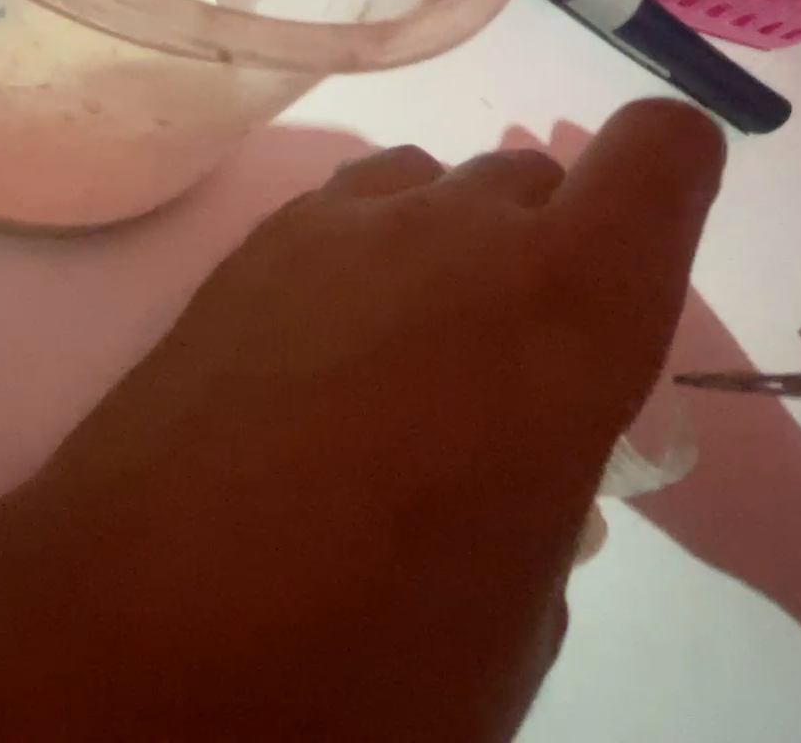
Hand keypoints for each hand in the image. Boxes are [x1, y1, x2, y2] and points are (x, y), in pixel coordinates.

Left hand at [13, 99, 726, 739]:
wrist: (137, 622)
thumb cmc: (360, 646)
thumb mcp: (518, 600)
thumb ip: (543, 486)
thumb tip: (510, 454)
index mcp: (565, 310)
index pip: (660, 153)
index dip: (662, 187)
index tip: (629, 264)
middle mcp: (451, 233)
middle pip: (530, 179)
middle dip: (541, 247)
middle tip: (494, 359)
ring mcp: (333, 226)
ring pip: (428, 184)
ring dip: (443, 244)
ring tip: (400, 348)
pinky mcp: (244, 248)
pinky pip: (340, 213)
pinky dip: (358, 255)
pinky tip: (313, 343)